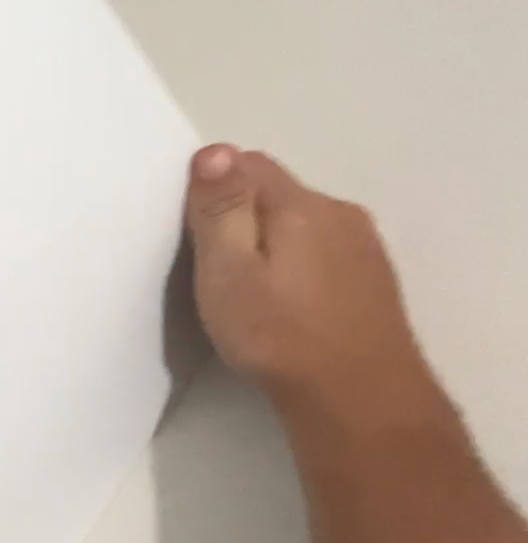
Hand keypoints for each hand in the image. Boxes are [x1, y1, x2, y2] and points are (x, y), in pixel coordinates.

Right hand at [186, 144, 429, 419]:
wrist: (353, 389)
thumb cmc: (275, 331)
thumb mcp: (228, 270)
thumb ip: (221, 210)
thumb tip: (213, 152)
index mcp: (299, 207)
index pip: (249, 164)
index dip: (207, 183)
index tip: (179, 224)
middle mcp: (337, 214)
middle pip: (273, 191)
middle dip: (231, 211)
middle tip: (197, 259)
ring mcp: (358, 244)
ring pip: (294, 221)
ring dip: (258, 237)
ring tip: (230, 282)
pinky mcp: (363, 275)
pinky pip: (313, 248)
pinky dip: (283, 259)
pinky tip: (270, 296)